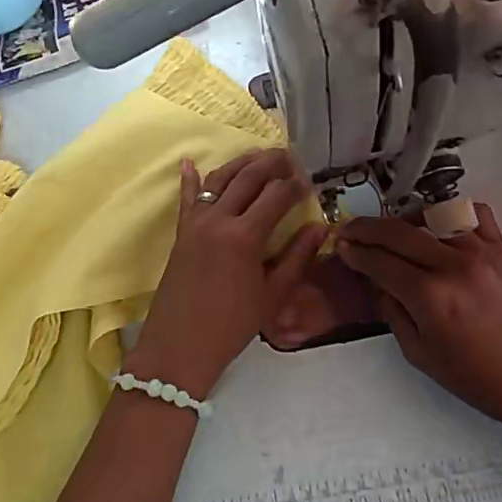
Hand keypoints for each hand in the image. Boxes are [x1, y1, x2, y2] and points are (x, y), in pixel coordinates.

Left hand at [129, 150, 325, 397]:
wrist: (180, 347)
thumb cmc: (232, 325)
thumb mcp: (273, 295)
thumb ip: (297, 257)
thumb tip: (321, 228)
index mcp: (245, 236)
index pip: (277, 196)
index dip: (296, 186)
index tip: (311, 183)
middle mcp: (219, 220)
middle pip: (248, 178)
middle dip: (272, 163)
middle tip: (290, 157)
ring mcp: (196, 224)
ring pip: (219, 180)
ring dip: (240, 163)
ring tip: (260, 154)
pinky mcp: (180, 233)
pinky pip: (186, 198)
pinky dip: (189, 179)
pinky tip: (189, 162)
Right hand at [336, 204, 501, 439]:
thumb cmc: (479, 378)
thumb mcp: (420, 354)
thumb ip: (392, 312)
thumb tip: (376, 282)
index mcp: (430, 296)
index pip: (379, 261)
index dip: (355, 252)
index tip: (341, 247)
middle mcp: (453, 265)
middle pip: (398, 231)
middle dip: (367, 228)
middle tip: (350, 230)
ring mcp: (481, 252)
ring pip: (431, 215)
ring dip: (403, 219)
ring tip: (391, 232)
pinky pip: (472, 213)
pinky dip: (450, 213)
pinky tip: (439, 227)